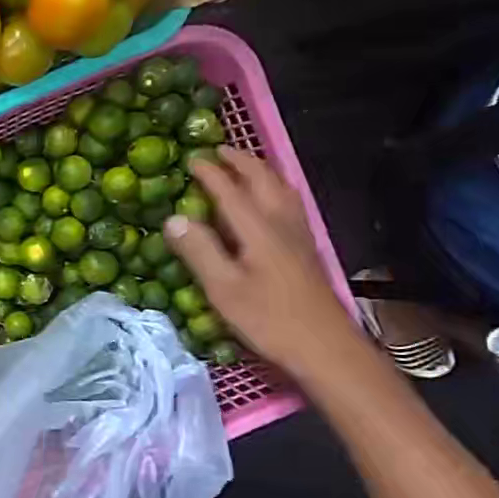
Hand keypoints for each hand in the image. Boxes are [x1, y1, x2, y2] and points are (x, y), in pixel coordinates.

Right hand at [163, 146, 360, 377]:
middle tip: (219, 151)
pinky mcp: (307, 249)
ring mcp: (298, 235)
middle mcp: (281, 223)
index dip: (210, 173)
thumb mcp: (223, 288)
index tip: (191, 159)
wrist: (325, 347)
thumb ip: (199, 251)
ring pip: (281, 188)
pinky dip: (275, 188)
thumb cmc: (269, 319)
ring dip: (261, 170)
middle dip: (240, 161)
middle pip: (263, 180)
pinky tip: (272, 200)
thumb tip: (173, 218)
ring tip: (245, 165)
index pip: (230, 190)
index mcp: (258, 229)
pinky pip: (289, 202)